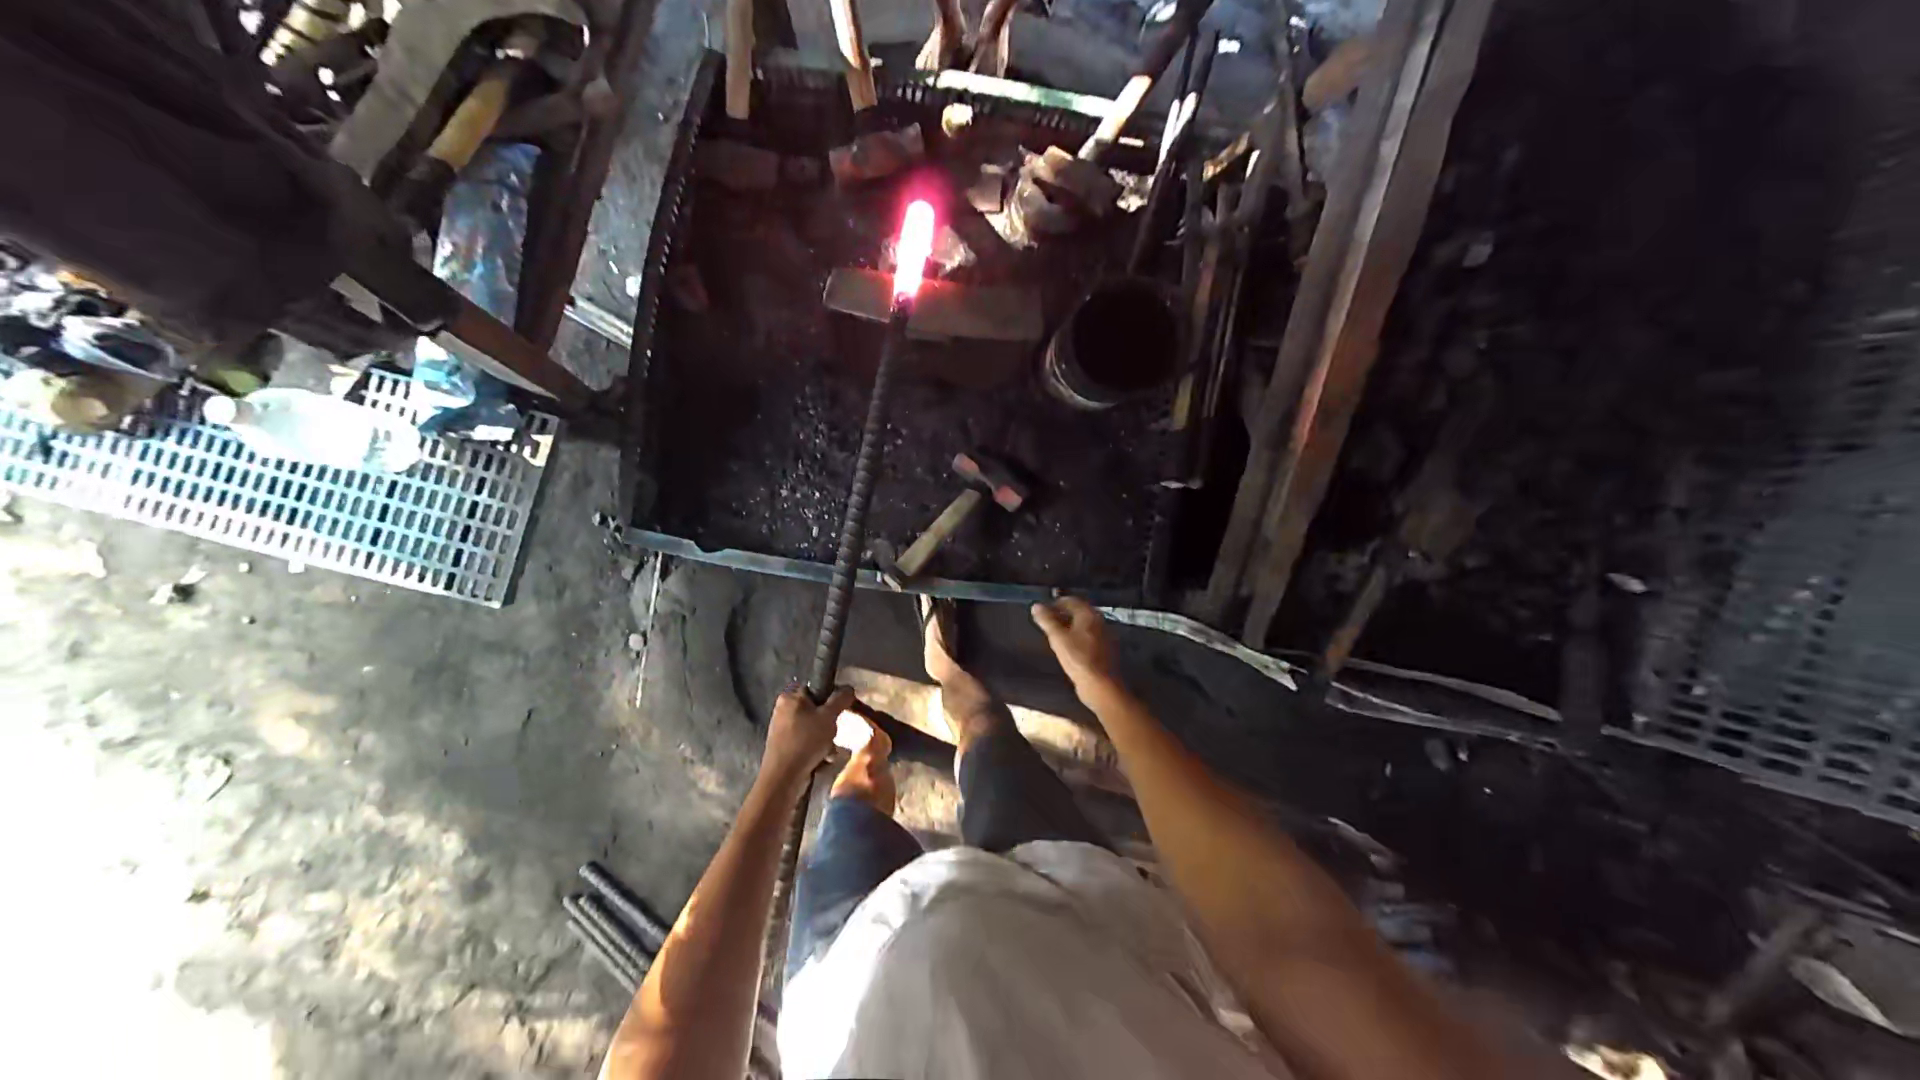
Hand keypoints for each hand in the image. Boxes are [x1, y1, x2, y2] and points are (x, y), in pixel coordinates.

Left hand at [760, 686, 855, 790]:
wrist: (783, 777)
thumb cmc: (806, 741)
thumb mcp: (828, 716)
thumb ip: (840, 699)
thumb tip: (848, 688)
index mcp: (790, 697)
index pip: (816, 688)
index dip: (831, 697)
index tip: (841, 709)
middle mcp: (784, 710)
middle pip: (817, 711)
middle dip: (829, 725)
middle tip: (834, 733)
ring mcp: (783, 730)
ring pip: (814, 729)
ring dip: (826, 741)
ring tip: (828, 751)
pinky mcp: (785, 747)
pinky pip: (807, 742)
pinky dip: (817, 750)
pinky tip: (822, 760)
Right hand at [1031, 596, 1117, 695]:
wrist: (1101, 684)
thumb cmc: (1078, 658)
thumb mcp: (1058, 638)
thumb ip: (1047, 620)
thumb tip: (1036, 606)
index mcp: (1089, 614)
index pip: (1071, 600)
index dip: (1055, 603)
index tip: (1043, 610)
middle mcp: (1100, 621)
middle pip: (1079, 611)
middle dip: (1063, 614)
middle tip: (1048, 621)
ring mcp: (1104, 635)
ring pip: (1084, 625)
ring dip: (1070, 626)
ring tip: (1056, 634)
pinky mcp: (1105, 650)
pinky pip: (1089, 637)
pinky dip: (1078, 637)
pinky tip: (1069, 647)